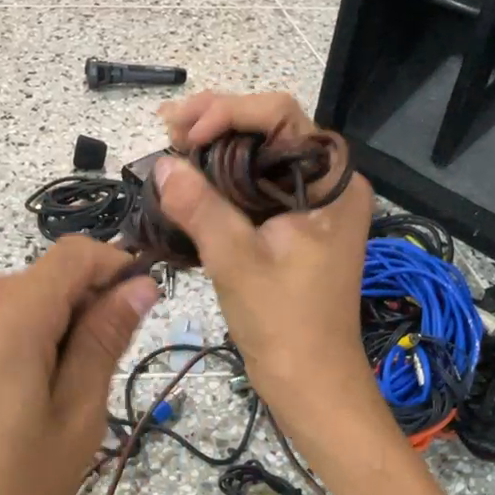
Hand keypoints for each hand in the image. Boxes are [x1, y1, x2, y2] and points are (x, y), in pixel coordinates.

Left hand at [0, 238, 156, 494]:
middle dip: (90, 304)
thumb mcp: (77, 416)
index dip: (117, 266)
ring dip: (61, 326)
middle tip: (114, 367)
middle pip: (48, 276)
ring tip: (76, 393)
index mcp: (7, 312)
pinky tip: (39, 394)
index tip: (150, 304)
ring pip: (25, 300)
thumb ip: (105, 339)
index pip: (74, 253)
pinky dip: (30, 340)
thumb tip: (140, 285)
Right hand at [154, 92, 378, 417]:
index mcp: (331, 182)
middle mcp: (328, 182)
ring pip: (259, 153)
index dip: (229, 111)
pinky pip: (255, 182)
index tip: (185, 133)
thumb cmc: (285, 324)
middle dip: (216, 120)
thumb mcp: (235, 260)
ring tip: (170, 142)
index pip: (281, 116)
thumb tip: (163, 164)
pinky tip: (188, 175)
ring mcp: (311, 202)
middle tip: (167, 127)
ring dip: (215, 144)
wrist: (312, 383)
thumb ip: (200, 206)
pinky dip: (221, 174)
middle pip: (269, 127)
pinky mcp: (294, 223)